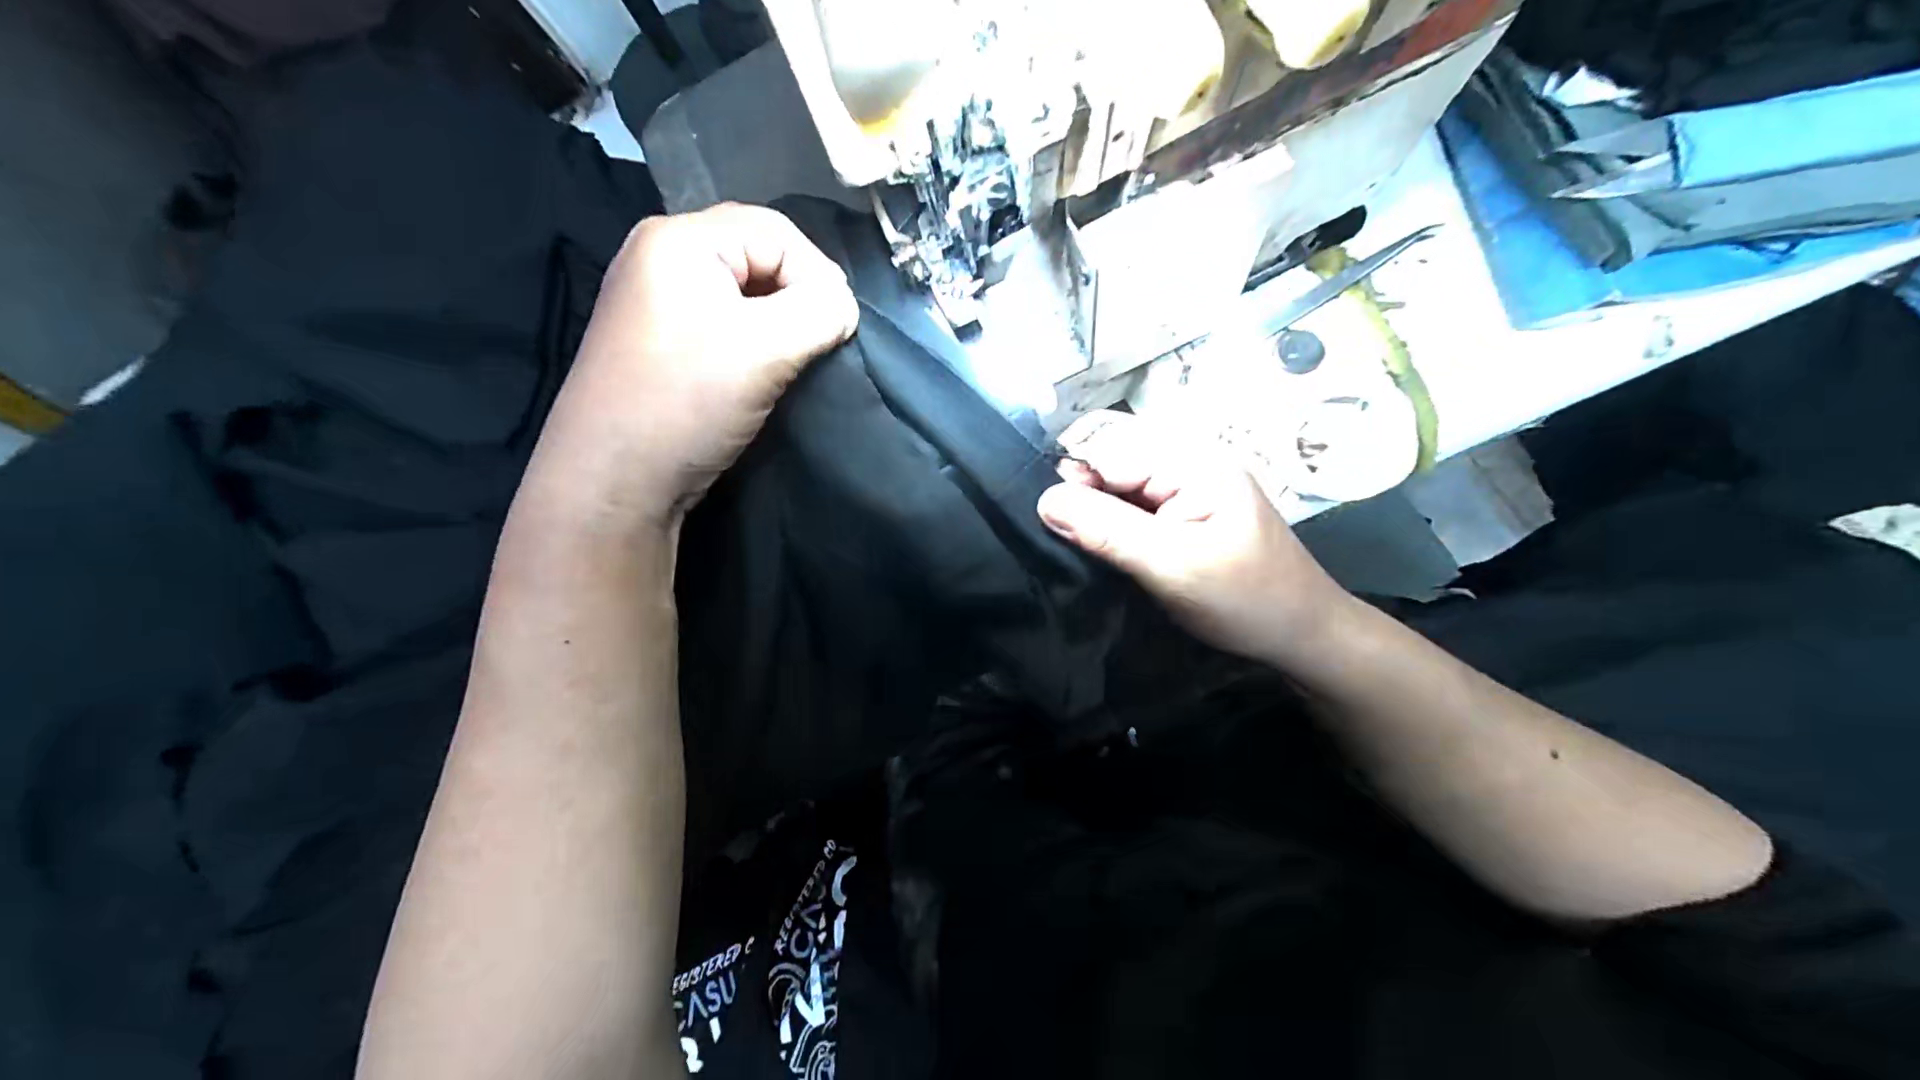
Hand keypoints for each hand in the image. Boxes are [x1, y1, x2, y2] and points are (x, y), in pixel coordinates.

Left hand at [521, 203, 859, 530]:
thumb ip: (820, 312)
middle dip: (800, 296)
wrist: (614, 482)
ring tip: (796, 360)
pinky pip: (726, 320)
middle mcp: (661, 257)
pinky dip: (756, 339)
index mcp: (678, 240)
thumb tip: (843, 309)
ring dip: (781, 321)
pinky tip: (765, 370)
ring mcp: (658, 301)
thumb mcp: (766, 348)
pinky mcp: (663, 342)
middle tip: (822, 343)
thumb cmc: (686, 403)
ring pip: (745, 292)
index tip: (839, 332)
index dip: (819, 276)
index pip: (777, 233)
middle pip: (759, 255)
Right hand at [1036, 411, 1359, 667]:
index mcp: (1193, 461)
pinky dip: (1111, 528)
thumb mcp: (1172, 565)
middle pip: (1110, 463)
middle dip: (1082, 498)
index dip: (1075, 483)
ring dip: (1094, 516)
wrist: (1302, 635)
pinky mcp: (1181, 514)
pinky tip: (1104, 552)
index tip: (1054, 526)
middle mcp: (1187, 464)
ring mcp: (1185, 489)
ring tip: (1084, 551)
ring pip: (1116, 488)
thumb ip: (1107, 530)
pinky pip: (1131, 508)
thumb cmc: (1245, 600)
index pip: (1109, 450)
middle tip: (1071, 544)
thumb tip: (1045, 501)